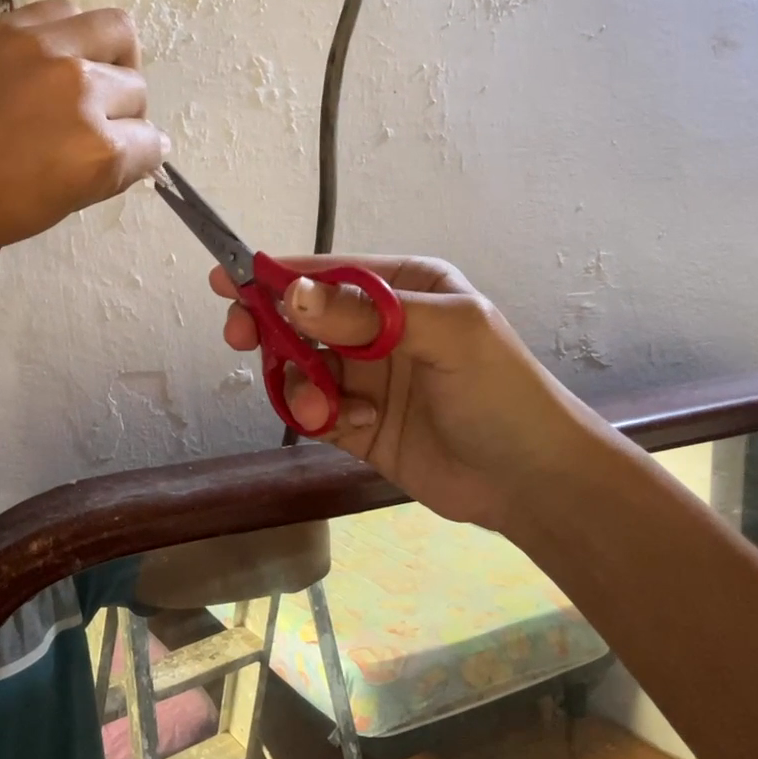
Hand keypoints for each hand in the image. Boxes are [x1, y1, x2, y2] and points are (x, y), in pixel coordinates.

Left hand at [0, 0, 169, 259]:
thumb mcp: (61, 205)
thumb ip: (105, 171)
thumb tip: (135, 148)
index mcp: (99, 152)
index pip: (151, 143)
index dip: (138, 154)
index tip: (121, 156)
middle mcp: (84, 92)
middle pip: (137, 89)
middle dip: (123, 113)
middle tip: (90, 124)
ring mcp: (47, 50)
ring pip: (116, 33)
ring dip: (110, 58)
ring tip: (83, 75)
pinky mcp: (12, 27)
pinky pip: (66, 11)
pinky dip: (70, 32)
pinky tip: (49, 55)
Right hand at [214, 256, 608, 532]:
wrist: (530, 484)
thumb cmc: (501, 394)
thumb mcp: (444, 336)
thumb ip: (365, 314)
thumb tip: (292, 294)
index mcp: (403, 290)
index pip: (326, 274)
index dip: (275, 276)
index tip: (227, 279)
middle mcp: (377, 328)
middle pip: (298, 319)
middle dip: (270, 329)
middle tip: (242, 338)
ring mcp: (363, 377)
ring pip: (297, 368)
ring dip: (300, 387)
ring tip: (324, 412)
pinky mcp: (354, 422)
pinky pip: (311, 409)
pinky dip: (319, 418)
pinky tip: (354, 427)